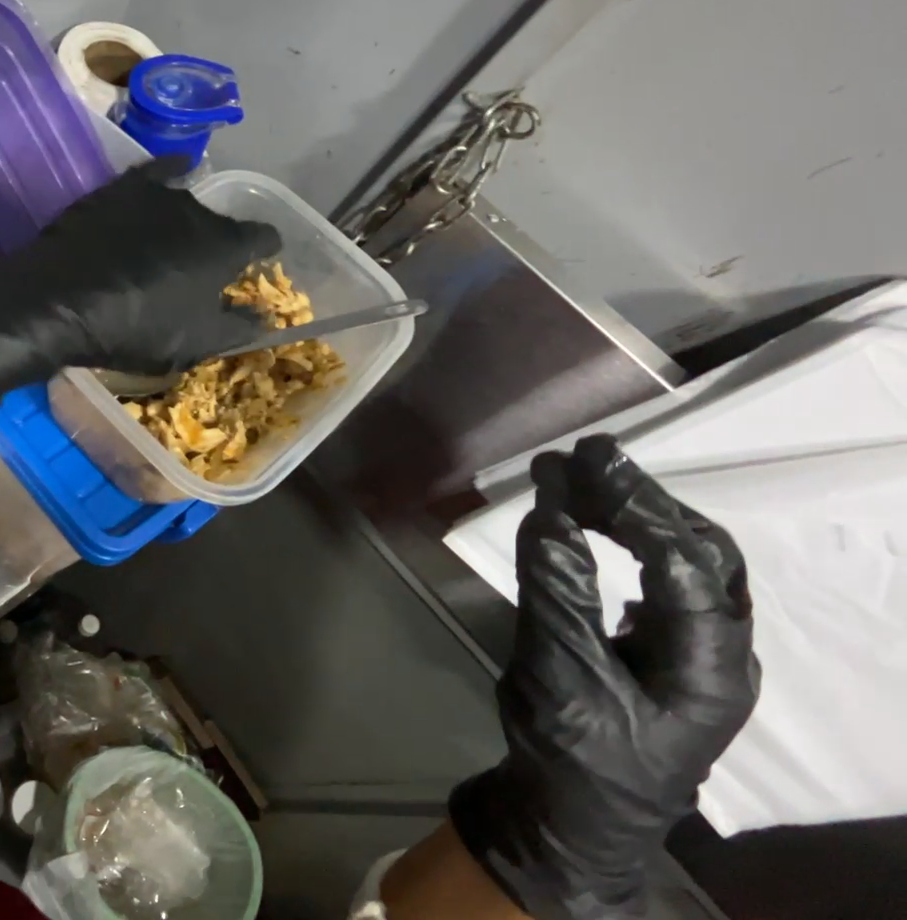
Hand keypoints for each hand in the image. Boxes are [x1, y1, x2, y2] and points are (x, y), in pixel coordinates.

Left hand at [0, 159, 282, 437]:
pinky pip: (154, 172)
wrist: (59, 301)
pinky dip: (168, 171)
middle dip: (216, 242)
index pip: (263, 239)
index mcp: (225, 246)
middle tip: (199, 268)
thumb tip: (264, 317)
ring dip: (186, 219)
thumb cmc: (133, 329)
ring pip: (186, 201)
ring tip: (176, 236)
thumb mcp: (193, 343)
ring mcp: (155, 194)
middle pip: (219, 223)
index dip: (264, 252)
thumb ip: (236, 328)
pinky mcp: (118, 189)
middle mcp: (198, 209)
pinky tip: (175, 169)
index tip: (258, 263)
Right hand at [449, 435, 757, 919]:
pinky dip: (634, 543)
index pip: (684, 562)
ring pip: (691, 566)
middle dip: (643, 498)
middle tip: (585, 456)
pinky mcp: (669, 653)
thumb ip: (557, 591)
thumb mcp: (557, 672)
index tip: (583, 460)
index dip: (634, 505)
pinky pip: (667, 582)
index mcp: (708, 662)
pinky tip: (600, 532)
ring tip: (584, 480)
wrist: (578, 816)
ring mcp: (699, 652)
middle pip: (701, 553)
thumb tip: (550, 515)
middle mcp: (721, 650)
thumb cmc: (572, 750)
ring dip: (641, 515)